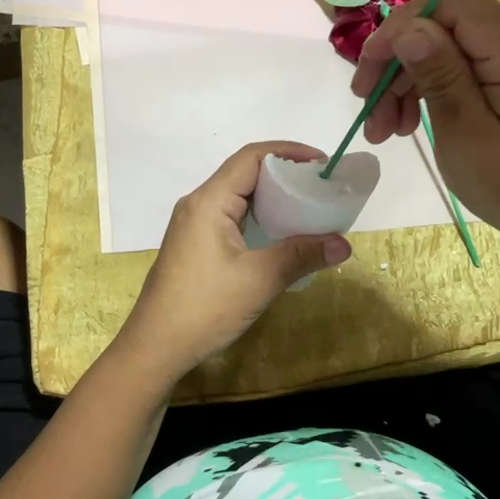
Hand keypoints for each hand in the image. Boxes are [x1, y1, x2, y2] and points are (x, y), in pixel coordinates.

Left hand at [119, 142, 352, 372]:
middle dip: (285, 175)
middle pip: (244, 174)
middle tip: (321, 188)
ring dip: (272, 199)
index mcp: (208, 202)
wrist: (156, 345)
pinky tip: (281, 236)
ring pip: (237, 198)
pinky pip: (230, 218)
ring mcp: (193, 226)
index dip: (288, 152)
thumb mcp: (260, 280)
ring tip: (309, 209)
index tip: (322, 163)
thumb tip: (343, 244)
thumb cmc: (205, 307)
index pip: (251, 158)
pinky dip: (258, 218)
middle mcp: (197, 205)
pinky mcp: (194, 245)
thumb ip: (302, 255)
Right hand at [353, 0, 499, 249]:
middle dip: (397, 60)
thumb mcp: (467, 136)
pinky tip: (403, 124)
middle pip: (444, 24)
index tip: (368, 67)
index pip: (456, 5)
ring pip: (442, 46)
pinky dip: (423, 90)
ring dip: (403, 82)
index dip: (405, 24)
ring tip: (382, 130)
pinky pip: (455, 66)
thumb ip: (441, 77)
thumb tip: (408, 29)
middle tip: (364, 104)